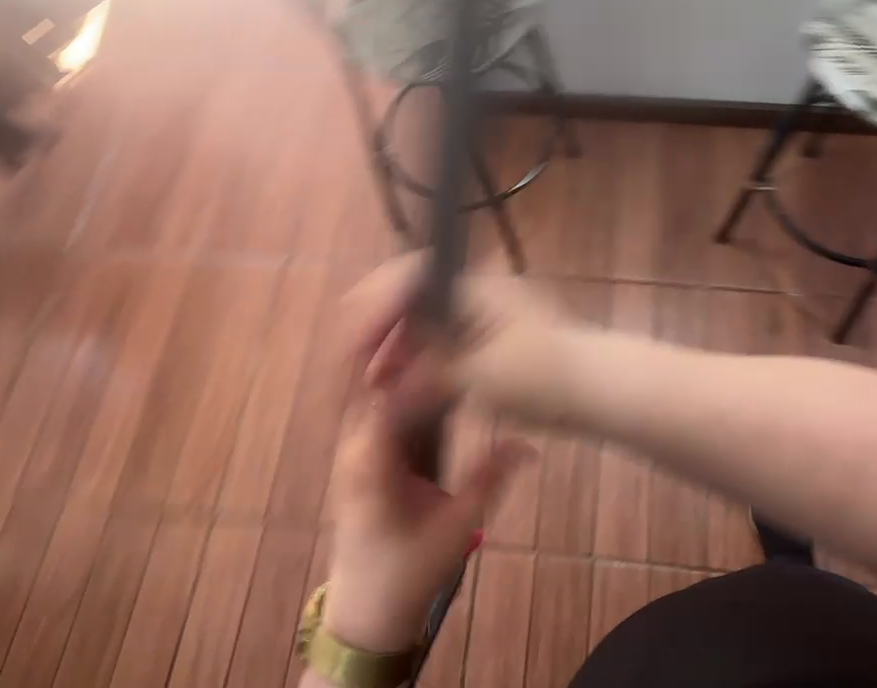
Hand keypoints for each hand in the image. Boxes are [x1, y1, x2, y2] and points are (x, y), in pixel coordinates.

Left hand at [322, 261, 536, 653]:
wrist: (367, 605)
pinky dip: (385, 342)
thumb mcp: (455, 531)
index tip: (418, 295)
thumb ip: (487, 482)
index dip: (389, 331)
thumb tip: (527, 444)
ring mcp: (350, 430)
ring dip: (378, 317)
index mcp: (368, 453)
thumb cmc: (405, 571)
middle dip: (375, 308)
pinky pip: (366, 375)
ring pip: (353, 360)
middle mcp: (351, 432)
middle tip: (416, 271)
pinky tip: (417, 324)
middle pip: (349, 355)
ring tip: (418, 281)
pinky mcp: (360, 432)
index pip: (370, 378)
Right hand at [339, 254, 573, 422]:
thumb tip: (380, 398)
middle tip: (354, 369)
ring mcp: (485, 315)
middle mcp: (477, 292)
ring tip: (374, 386)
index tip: (348, 339)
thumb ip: (426, 380)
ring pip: (425, 324)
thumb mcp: (481, 377)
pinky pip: (442, 344)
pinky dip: (419, 363)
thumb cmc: (545, 377)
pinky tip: (406, 391)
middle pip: (411, 300)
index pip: (408, 278)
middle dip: (378, 332)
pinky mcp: (492, 341)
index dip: (371, 304)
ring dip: (397, 351)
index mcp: (473, 288)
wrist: (602, 390)